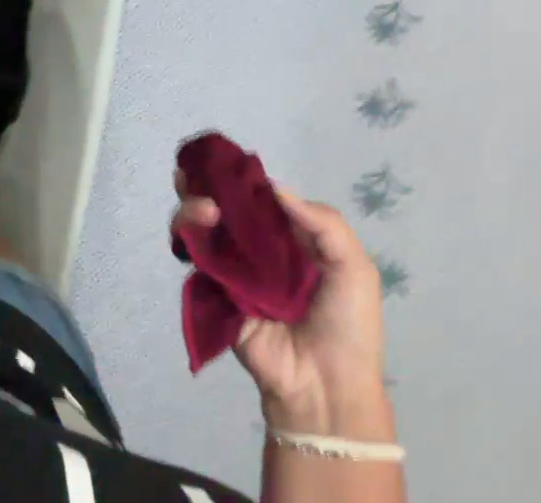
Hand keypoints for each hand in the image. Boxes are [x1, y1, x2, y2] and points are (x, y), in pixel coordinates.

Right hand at [172, 175, 393, 440]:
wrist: (323, 381)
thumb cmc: (346, 325)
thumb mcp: (354, 268)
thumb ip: (324, 223)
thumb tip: (273, 188)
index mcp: (290, 242)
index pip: (258, 200)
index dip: (239, 178)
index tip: (221, 158)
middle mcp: (255, 250)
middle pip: (222, 207)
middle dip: (205, 185)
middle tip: (196, 174)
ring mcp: (230, 268)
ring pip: (199, 225)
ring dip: (194, 206)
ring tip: (206, 208)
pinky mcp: (210, 287)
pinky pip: (192, 255)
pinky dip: (186, 233)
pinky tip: (195, 222)